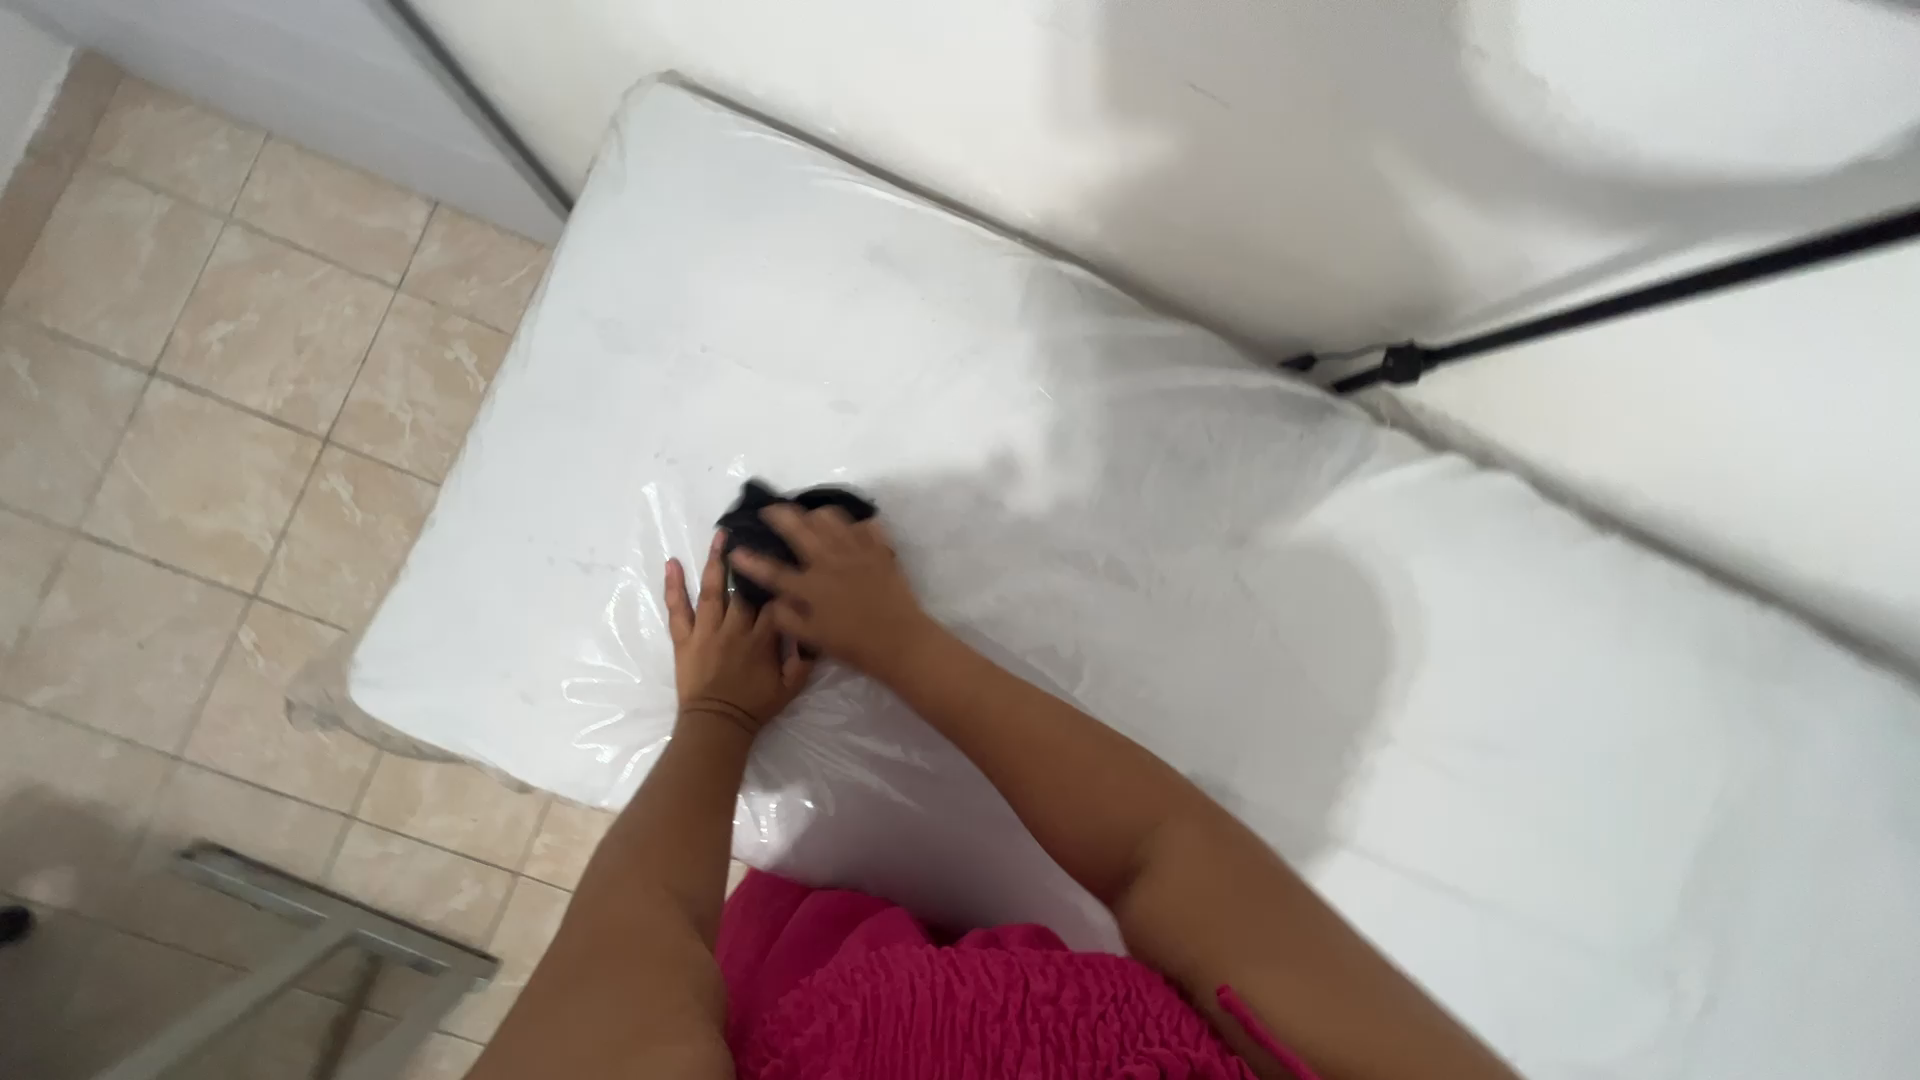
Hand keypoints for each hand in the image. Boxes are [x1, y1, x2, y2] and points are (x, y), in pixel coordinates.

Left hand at [665, 531, 811, 735]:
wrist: (717, 725)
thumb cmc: (756, 706)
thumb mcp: (793, 686)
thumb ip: (805, 658)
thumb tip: (814, 630)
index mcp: (762, 640)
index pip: (774, 602)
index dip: (781, 580)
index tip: (786, 557)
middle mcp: (735, 629)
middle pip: (743, 590)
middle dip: (749, 561)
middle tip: (754, 533)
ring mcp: (706, 632)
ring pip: (712, 591)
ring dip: (716, 561)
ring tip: (720, 535)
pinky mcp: (684, 638)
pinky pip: (678, 609)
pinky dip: (674, 586)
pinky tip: (673, 563)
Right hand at [727, 505, 934, 675]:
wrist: (900, 640)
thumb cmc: (854, 644)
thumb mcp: (813, 639)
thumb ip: (787, 618)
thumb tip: (772, 600)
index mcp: (811, 587)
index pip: (773, 570)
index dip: (751, 560)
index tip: (736, 549)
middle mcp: (830, 562)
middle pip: (800, 528)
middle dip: (780, 514)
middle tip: (770, 509)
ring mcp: (857, 552)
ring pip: (832, 518)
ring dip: (815, 512)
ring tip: (809, 514)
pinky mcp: (880, 551)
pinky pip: (866, 525)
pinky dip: (855, 522)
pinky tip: (850, 525)